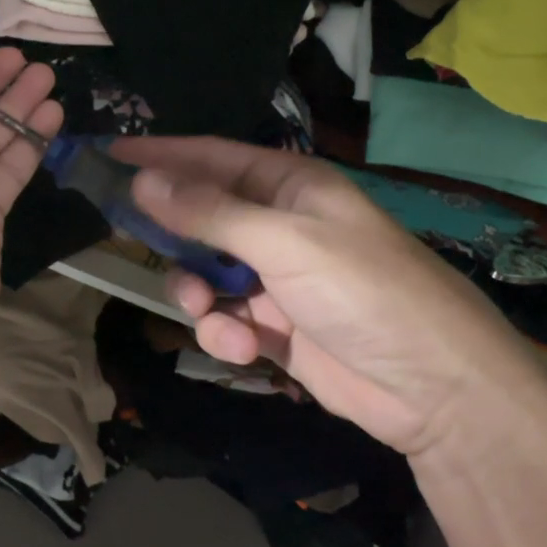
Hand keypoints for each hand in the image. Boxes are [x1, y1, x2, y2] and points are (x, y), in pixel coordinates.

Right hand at [109, 137, 546, 457]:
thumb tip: (140, 180)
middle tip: (125, 236)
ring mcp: (274, 278)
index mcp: (288, 186)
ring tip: (206, 309)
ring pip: (202, 272)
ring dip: (194, 291)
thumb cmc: (366, 291)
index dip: (157, 154)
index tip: (106, 154)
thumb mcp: (283, 242)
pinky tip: (241, 346)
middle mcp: (277, 224)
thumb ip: (207, 212)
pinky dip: (223, 331)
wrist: (440, 392)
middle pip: (198, 215)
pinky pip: (223, 318)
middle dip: (171, 234)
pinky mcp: (274, 327)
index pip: (209, 157)